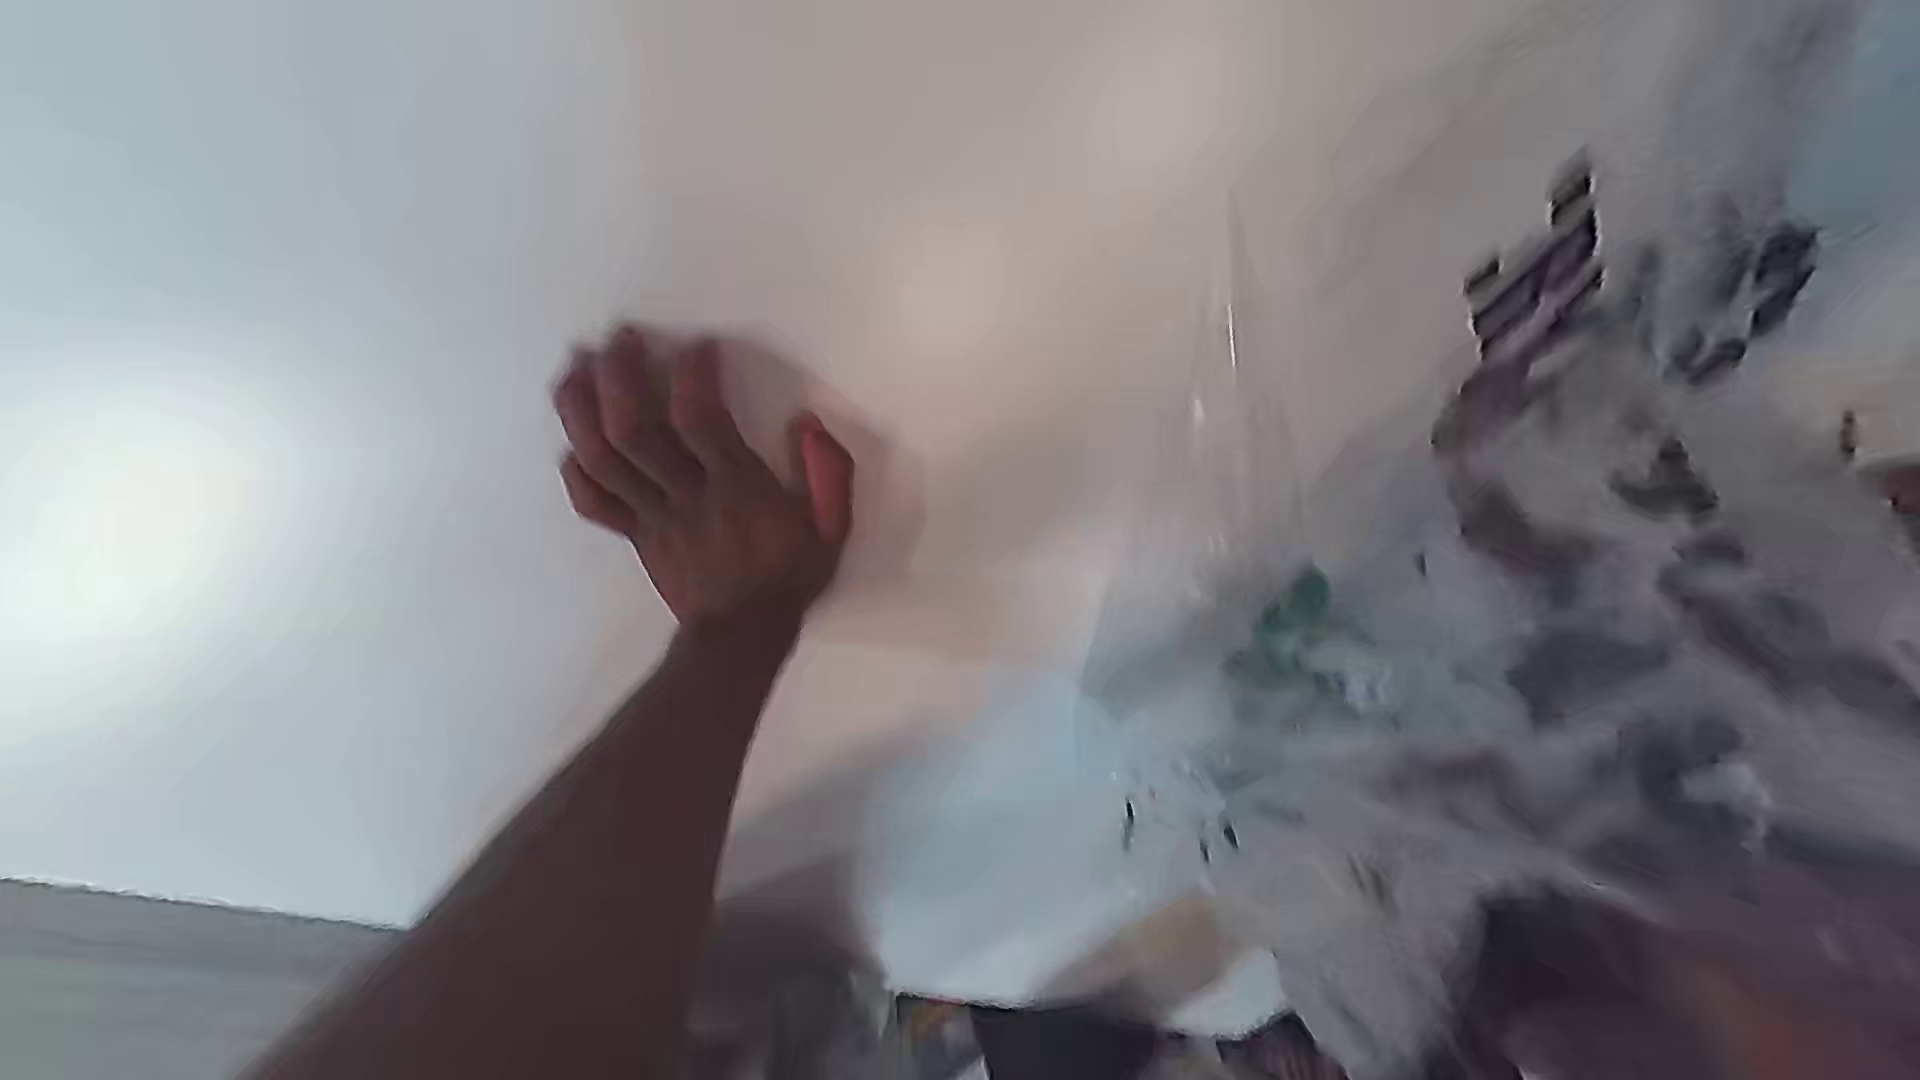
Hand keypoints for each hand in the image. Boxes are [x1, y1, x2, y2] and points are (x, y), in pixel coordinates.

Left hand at [553, 325, 854, 631]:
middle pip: (636, 429)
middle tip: (621, 339)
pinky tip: (574, 444)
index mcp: (736, 489)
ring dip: (582, 410)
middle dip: (621, 376)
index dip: (693, 374)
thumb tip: (809, 423)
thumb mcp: (831, 527)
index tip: (697, 346)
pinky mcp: (637, 537)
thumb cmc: (790, 576)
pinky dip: (576, 471)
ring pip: (604, 459)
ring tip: (576, 370)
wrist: (745, 634)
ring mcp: (654, 518)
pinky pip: (595, 504)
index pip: (702, 418)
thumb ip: (828, 474)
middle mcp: (686, 496)